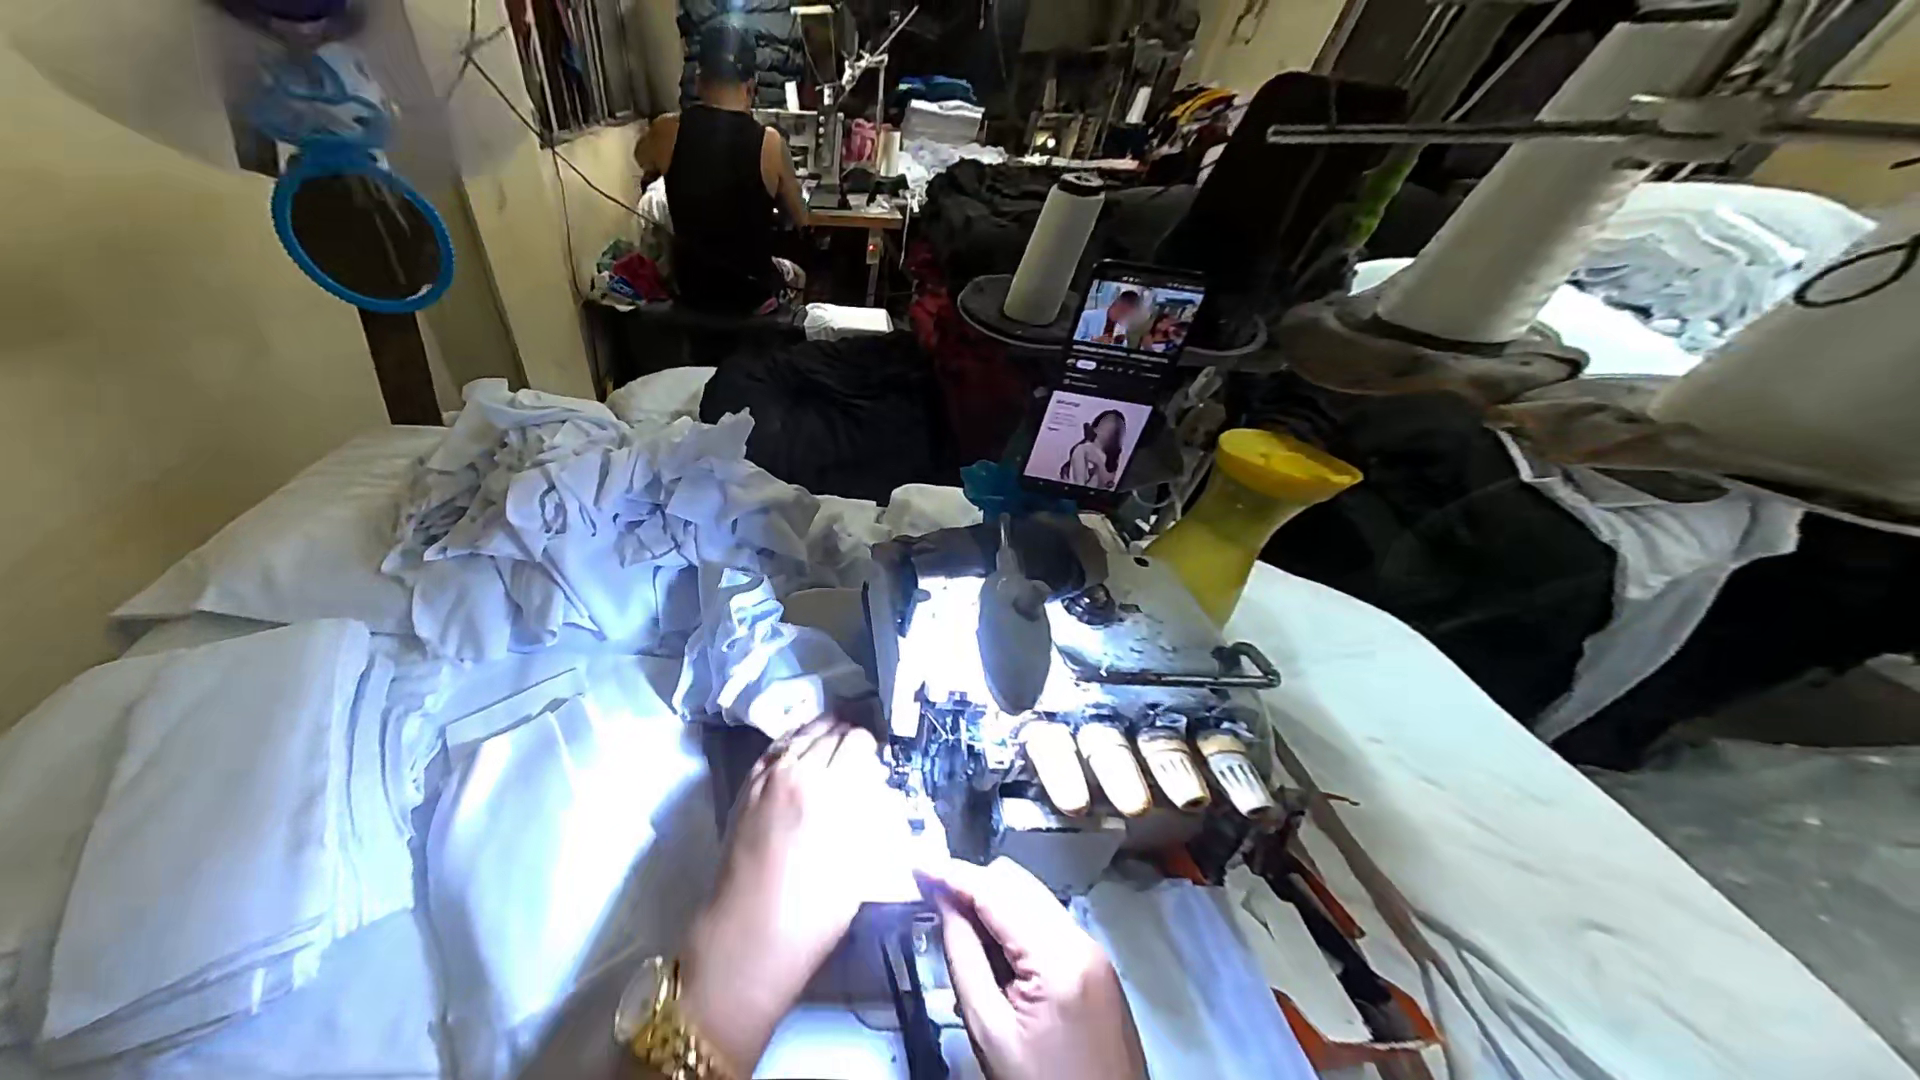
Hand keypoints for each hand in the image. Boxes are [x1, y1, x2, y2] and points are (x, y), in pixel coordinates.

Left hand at [678, 717, 908, 1073]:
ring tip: (833, 748)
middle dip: (847, 739)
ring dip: (820, 736)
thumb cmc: (812, 915)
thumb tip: (876, 788)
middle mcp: (794, 771)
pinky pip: (774, 750)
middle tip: (858, 757)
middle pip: (828, 731)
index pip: (856, 741)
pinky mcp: (745, 790)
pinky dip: (792, 745)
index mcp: (827, 788)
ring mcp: (764, 778)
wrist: (744, 942)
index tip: (876, 764)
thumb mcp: (861, 865)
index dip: (870, 749)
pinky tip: (801, 754)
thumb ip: (871, 815)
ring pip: (799, 734)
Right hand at [925, 858, 1147, 1079]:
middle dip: (973, 885)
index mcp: (1058, 957)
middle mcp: (1081, 939)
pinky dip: (1015, 921)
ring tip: (959, 927)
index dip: (953, 874)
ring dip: (992, 901)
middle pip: (1016, 882)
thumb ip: (964, 956)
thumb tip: (945, 902)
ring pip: (1031, 895)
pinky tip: (993, 947)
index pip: (996, 892)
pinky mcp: (1095, 962)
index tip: (919, 864)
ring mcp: (1093, 949)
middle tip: (934, 900)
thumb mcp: (989, 1029)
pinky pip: (1046, 919)